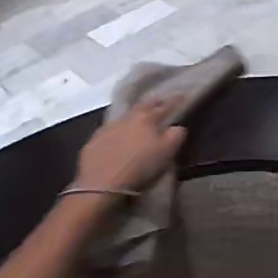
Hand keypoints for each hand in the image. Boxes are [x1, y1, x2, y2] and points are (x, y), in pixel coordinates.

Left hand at [71, 99, 186, 196]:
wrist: (101, 182)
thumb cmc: (139, 167)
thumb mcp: (166, 152)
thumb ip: (175, 136)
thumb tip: (177, 126)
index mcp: (147, 119)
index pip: (164, 106)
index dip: (175, 100)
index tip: (182, 95)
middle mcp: (127, 117)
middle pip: (143, 106)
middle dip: (154, 103)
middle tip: (161, 101)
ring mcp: (109, 127)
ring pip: (125, 116)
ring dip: (134, 115)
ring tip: (140, 118)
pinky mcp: (95, 139)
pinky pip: (110, 128)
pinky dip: (118, 129)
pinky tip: (118, 135)